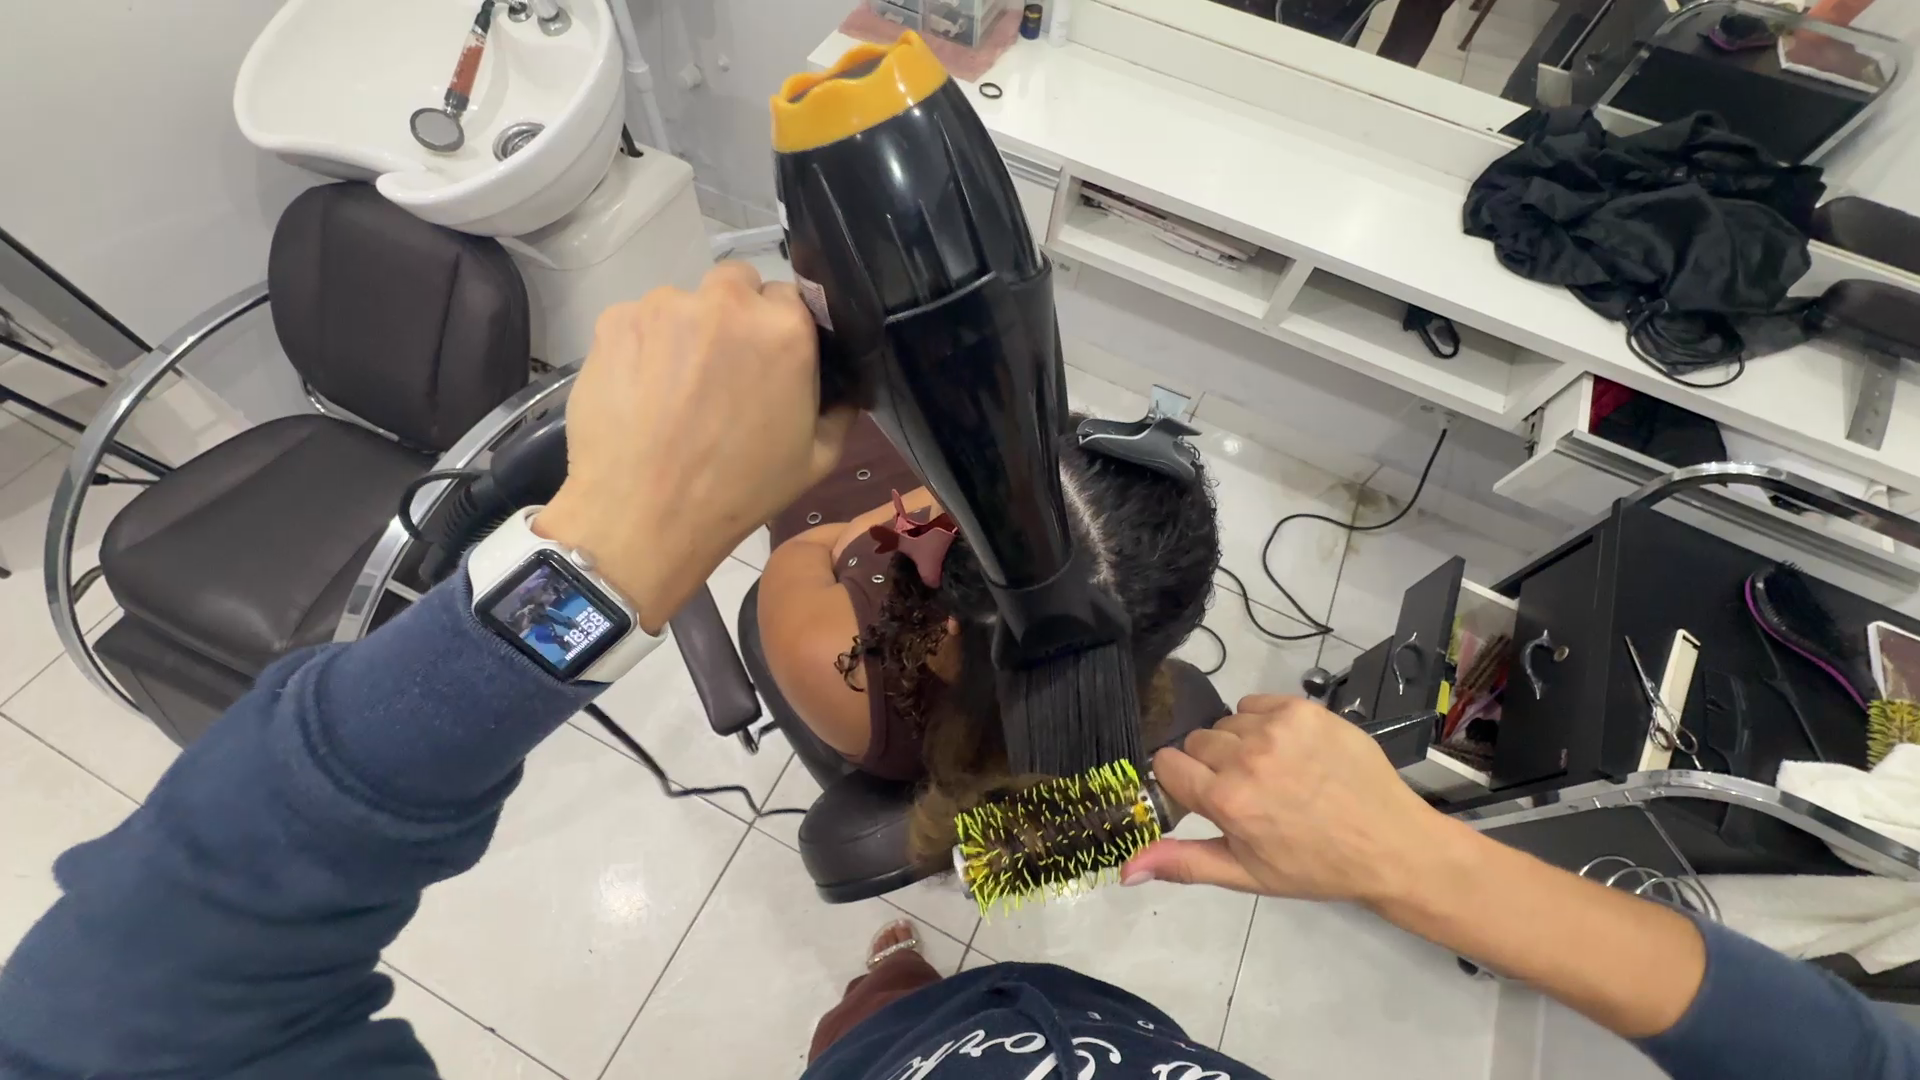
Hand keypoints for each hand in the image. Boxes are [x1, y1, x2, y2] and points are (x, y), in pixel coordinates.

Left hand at [534, 262, 855, 630]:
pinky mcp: (614, 321)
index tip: (773, 360)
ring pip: (685, 302)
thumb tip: (843, 389)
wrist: (645, 516)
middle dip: (738, 314)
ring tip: (678, 387)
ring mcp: (663, 307)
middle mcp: (726, 303)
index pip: (793, 297)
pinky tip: (644, 390)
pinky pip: (641, 321)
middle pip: (739, 284)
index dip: (785, 328)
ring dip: (689, 330)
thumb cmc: (741, 492)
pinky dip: (646, 346)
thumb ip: (840, 410)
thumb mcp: (817, 459)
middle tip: (726, 367)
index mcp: (785, 330)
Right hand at [1122, 695, 1463, 906]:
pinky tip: (1288, 749)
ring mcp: (1276, 728)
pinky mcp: (1302, 708)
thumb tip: (1125, 869)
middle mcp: (1246, 758)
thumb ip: (1183, 863)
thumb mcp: (1247, 874)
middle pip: (1195, 741)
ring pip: (1224, 723)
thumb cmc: (1315, 866)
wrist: (1392, 844)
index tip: (1204, 795)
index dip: (1181, 781)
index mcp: (1228, 801)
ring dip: (1237, 743)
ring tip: (1273, 771)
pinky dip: (1262, 722)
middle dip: (1211, 764)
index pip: (1166, 763)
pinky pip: (1254, 704)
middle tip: (1248, 790)